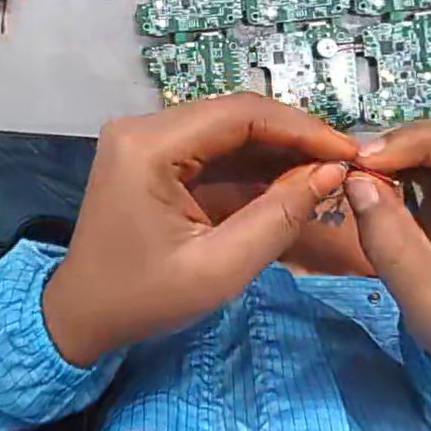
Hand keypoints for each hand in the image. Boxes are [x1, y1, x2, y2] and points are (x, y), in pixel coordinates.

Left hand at [42, 94, 357, 366]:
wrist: (82, 315)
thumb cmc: (142, 299)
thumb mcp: (218, 269)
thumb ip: (279, 217)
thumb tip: (331, 173)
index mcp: (148, 147)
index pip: (240, 114)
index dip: (301, 130)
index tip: (348, 153)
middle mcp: (141, 128)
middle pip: (233, 115)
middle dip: (292, 139)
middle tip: (342, 165)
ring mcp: (143, 140)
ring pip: (226, 130)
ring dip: (275, 152)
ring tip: (324, 175)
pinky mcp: (149, 157)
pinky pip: (210, 150)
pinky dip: (249, 166)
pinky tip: (286, 183)